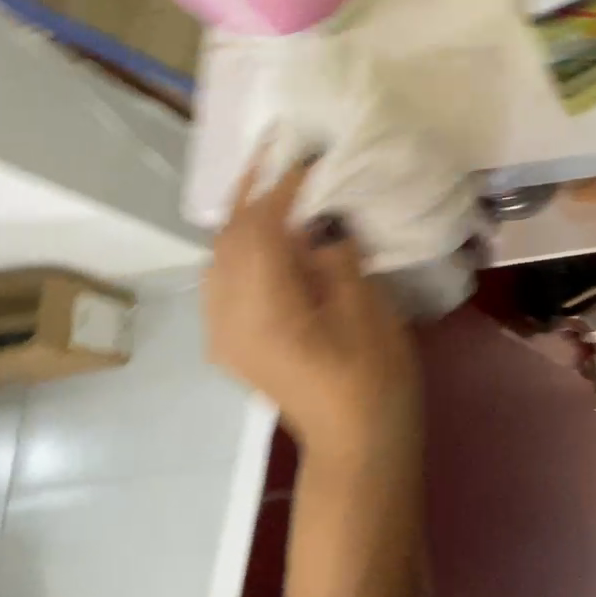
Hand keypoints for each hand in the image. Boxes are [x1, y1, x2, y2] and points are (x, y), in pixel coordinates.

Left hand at [204, 150, 420, 461]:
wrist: (358, 442)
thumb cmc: (374, 379)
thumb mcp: (367, 311)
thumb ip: (335, 258)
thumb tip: (321, 220)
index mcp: (262, 310)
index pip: (257, 228)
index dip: (281, 186)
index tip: (310, 153)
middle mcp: (226, 317)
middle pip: (227, 238)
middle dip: (255, 192)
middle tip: (286, 154)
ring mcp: (223, 332)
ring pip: (220, 257)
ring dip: (246, 217)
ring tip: (279, 184)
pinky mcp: (233, 340)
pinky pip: (226, 277)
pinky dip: (245, 246)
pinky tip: (273, 235)